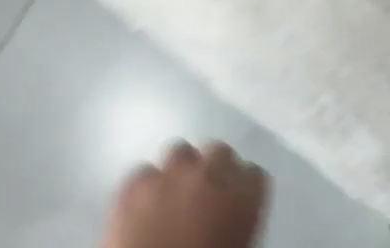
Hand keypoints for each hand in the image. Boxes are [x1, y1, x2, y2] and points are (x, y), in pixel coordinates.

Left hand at [103, 141, 271, 247]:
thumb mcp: (238, 244)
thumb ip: (239, 219)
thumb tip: (231, 213)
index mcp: (244, 196)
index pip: (254, 174)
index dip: (243, 188)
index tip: (235, 201)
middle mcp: (210, 173)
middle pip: (219, 152)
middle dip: (213, 168)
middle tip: (204, 196)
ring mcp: (169, 173)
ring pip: (180, 152)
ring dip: (180, 170)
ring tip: (173, 195)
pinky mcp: (134, 183)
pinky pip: (144, 173)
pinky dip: (147, 186)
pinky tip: (145, 206)